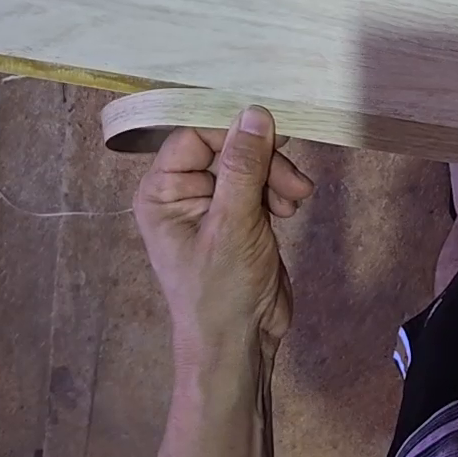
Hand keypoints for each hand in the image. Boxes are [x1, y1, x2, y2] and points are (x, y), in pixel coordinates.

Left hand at [131, 107, 315, 369]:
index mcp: (163, 191)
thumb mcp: (234, 225)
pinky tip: (290, 210)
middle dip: (264, 161)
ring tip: (294, 201)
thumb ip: (244, 167)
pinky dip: (280, 191)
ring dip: (278, 177)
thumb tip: (255, 113)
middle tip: (293, 180)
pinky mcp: (242, 216)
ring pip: (251, 164)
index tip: (274, 134)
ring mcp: (215, 204)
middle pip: (228, 148)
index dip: (233, 132)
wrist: (241, 344)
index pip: (196, 137)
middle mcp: (184, 192)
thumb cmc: (222, 290)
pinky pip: (262, 184)